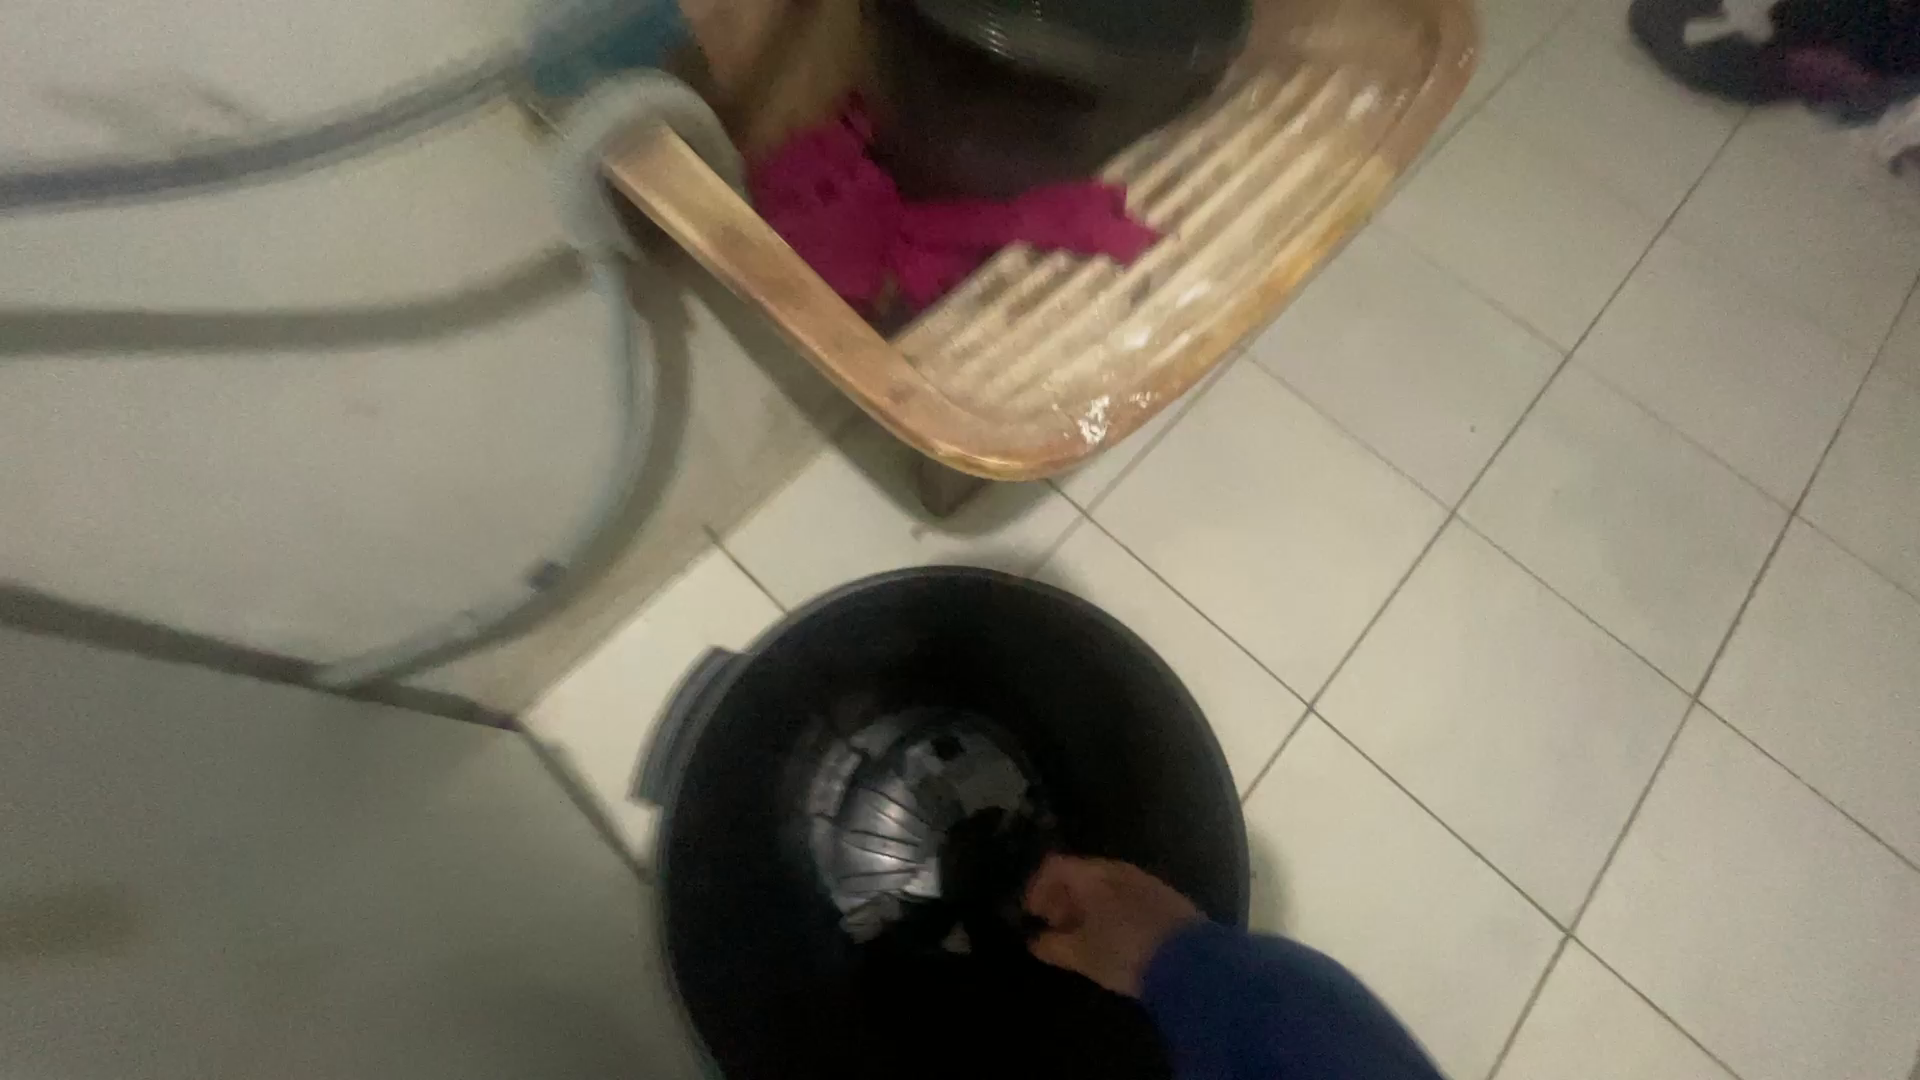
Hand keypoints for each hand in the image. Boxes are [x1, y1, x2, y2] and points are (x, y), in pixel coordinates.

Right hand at [1022, 854, 1202, 996]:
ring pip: (1103, 882)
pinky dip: (1110, 905)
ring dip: (1087, 902)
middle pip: (1079, 872)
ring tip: (1084, 931)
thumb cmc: (1126, 952)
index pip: (1054, 865)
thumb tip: (1034, 941)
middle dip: (1062, 896)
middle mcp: (1114, 868)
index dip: (1037, 887)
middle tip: (1055, 924)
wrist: (1191, 961)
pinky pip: (1124, 891)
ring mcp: (1142, 878)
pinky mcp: (1163, 894)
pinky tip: (1115, 932)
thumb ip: (1054, 946)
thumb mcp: (1083, 955)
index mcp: (1091, 875)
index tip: (1032, 913)